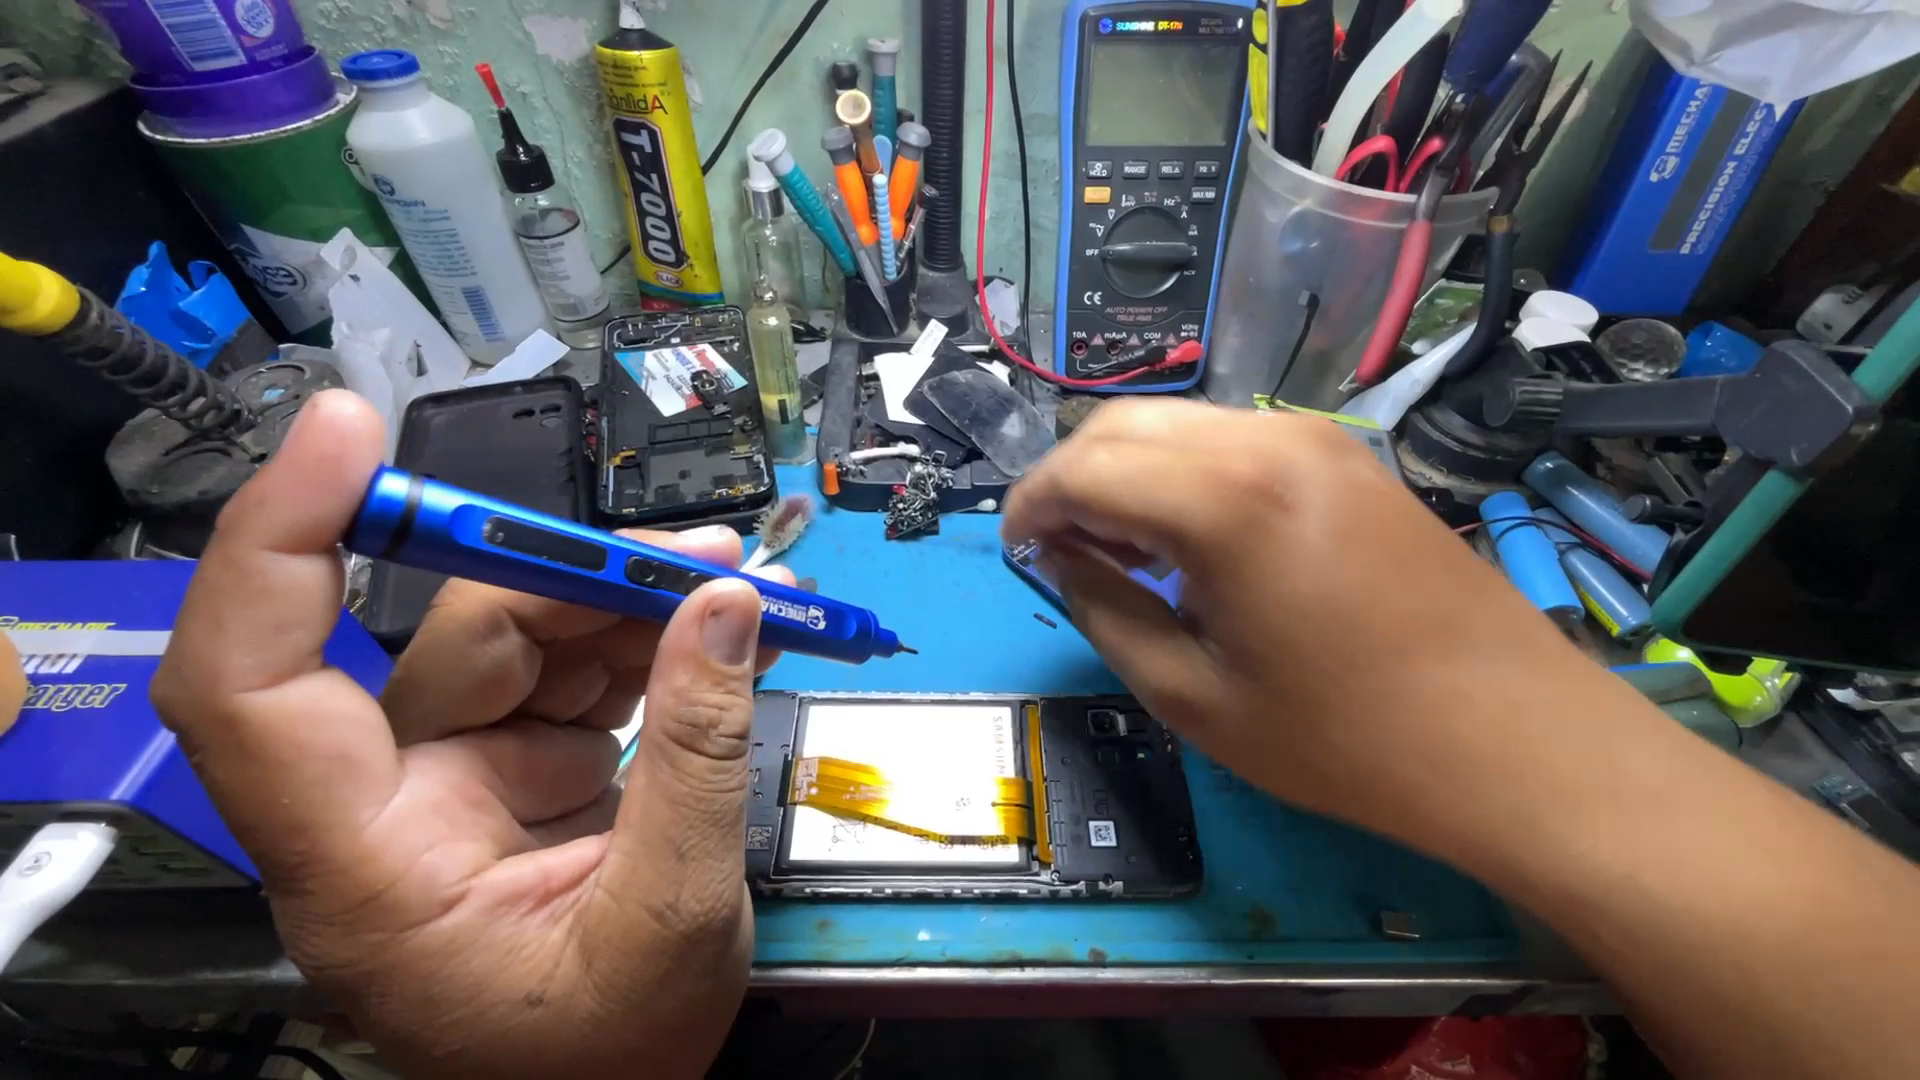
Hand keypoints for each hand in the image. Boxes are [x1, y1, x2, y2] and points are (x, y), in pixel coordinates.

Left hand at [153, 391, 790, 1079]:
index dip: (284, 542)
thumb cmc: (612, 1052)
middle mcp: (402, 799)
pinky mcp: (535, 767)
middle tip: (711, 558)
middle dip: (589, 581)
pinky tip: (724, 634)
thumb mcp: (673, 908)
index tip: (348, 433)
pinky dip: (659, 645)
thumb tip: (729, 610)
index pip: (261, 683)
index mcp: (373, 860)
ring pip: (540, 642)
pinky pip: (589, 673)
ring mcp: (472, 777)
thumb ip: (699, 752)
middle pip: (467, 638)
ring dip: (643, 608)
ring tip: (747, 595)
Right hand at [1001, 399, 1601, 843]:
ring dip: (1123, 472)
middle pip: (1120, 425)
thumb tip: (1060, 559)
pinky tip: (1186, 538)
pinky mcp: (1343, 456)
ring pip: (1173, 423)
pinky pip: (1226, 440)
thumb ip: (1103, 610)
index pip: (1083, 469)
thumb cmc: (1343, 739)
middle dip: (1069, 480)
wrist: (1516, 744)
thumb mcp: (1190, 695)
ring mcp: (1313, 439)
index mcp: (1223, 501)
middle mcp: (1265, 442)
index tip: (1015, 552)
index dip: (1030, 506)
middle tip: (1062, 553)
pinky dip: (1178, 473)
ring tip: (1121, 550)